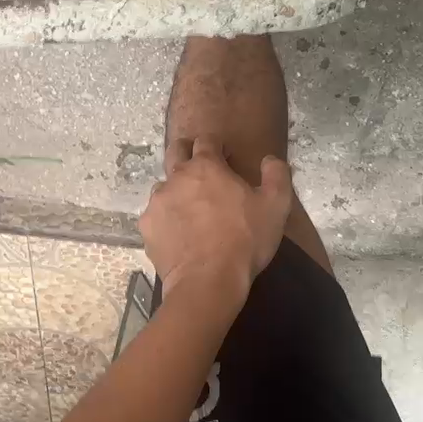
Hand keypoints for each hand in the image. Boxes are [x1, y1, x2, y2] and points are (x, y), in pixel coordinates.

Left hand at [139, 137, 293, 309]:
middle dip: (187, 151)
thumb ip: (276, 175)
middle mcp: (176, 177)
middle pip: (175, 151)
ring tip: (191, 209)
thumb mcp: (276, 205)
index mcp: (206, 166)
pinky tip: (179, 234)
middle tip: (201, 167)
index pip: (206, 140)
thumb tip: (269, 159)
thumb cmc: (245, 239)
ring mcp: (157, 202)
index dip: (217, 144)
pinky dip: (167, 218)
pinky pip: (156, 214)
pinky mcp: (146, 227)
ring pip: (163, 185)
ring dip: (177, 189)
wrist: (208, 281)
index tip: (226, 156)